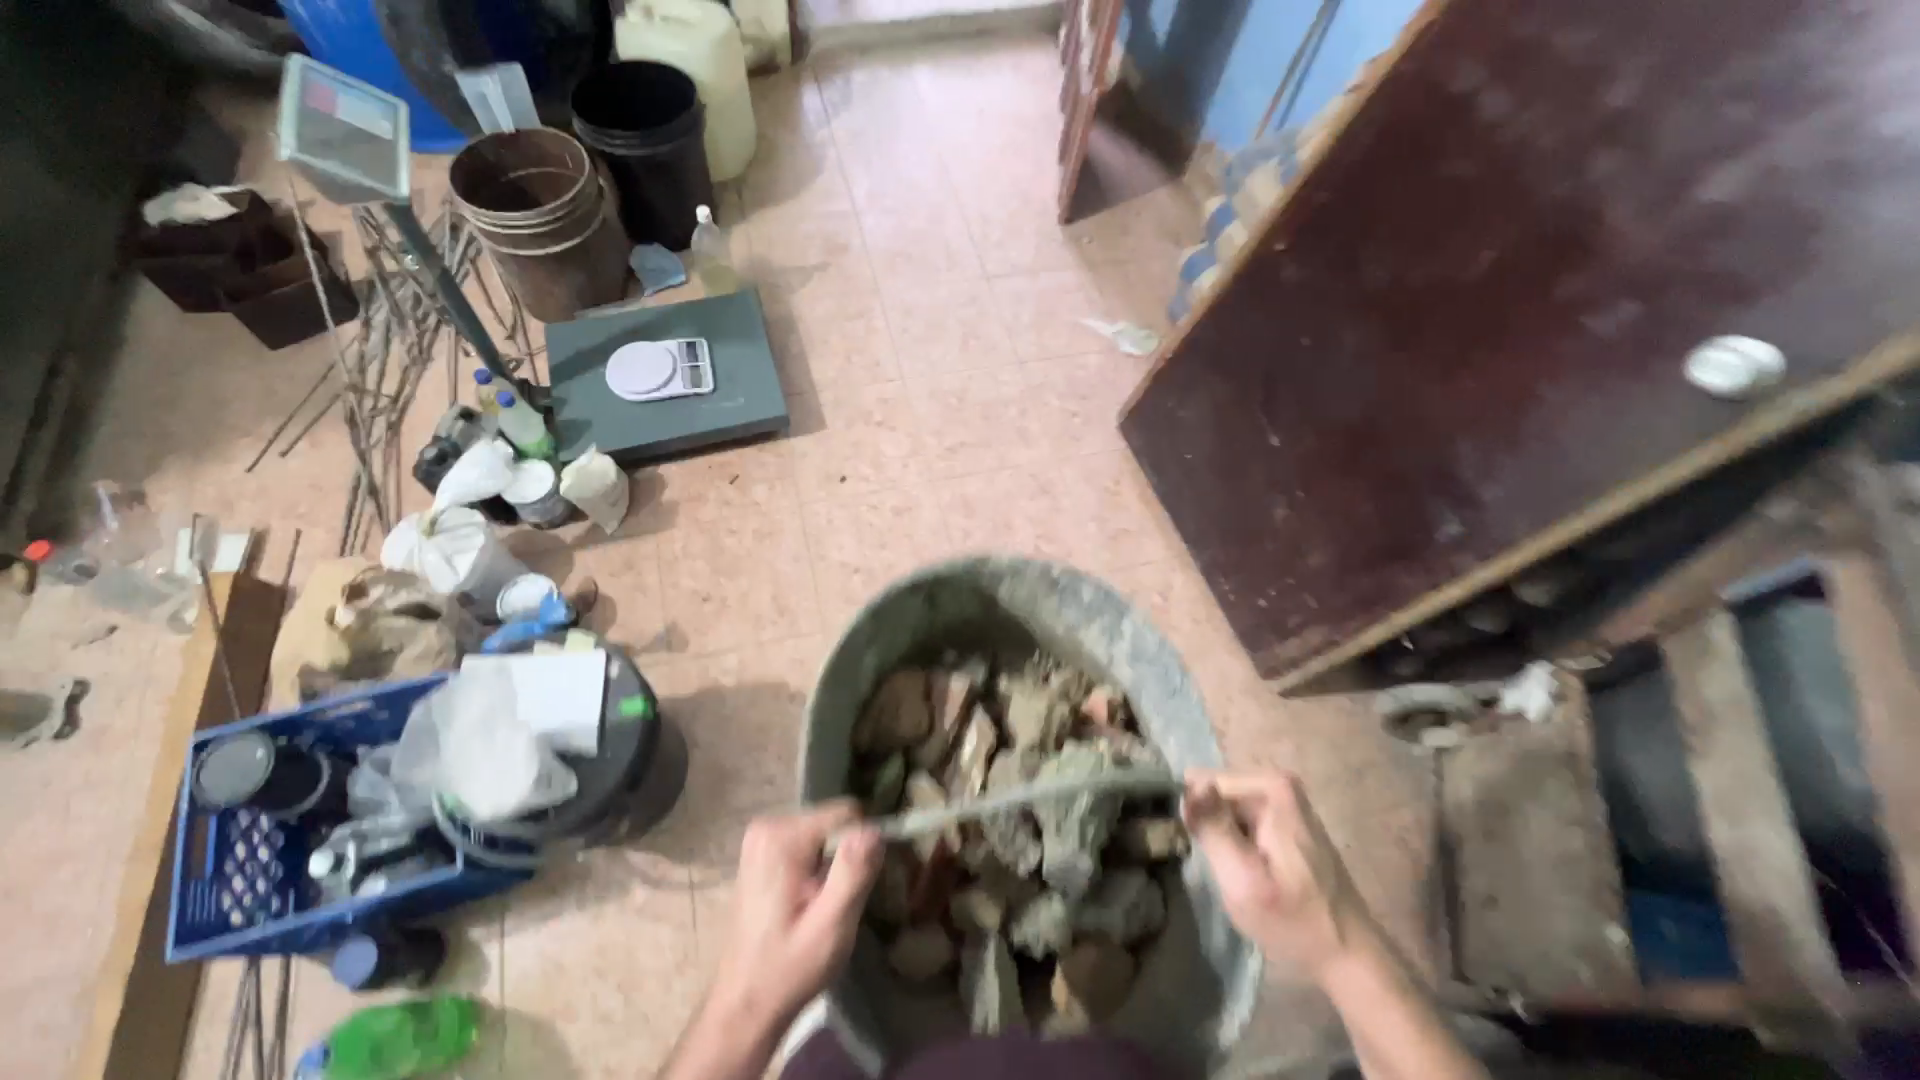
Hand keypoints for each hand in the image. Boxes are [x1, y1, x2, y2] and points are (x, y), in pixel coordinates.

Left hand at [708, 801, 882, 1029]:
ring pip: (824, 834)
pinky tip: (807, 904)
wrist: (745, 1003)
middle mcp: (767, 826)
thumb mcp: (831, 926)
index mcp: (781, 837)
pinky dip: (816, 870)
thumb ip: (853, 873)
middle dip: (844, 859)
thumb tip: (875, 829)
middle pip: (834, 823)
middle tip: (838, 904)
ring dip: (832, 867)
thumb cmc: (788, 969)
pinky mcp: (761, 853)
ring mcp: (760, 839)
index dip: (862, 848)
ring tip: (822, 907)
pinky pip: (808, 845)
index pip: (847, 813)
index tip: (859, 885)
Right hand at [1184, 769, 1373, 978]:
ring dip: (1221, 839)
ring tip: (1234, 874)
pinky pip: (1242, 820)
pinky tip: (1249, 873)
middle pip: (1214, 792)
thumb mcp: (1243, 880)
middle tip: (1222, 871)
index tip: (1201, 854)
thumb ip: (1214, 828)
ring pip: (1225, 808)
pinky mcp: (1287, 822)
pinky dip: (1236, 845)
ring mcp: (1286, 802)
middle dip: (1209, 828)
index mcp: (1270, 789)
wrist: (1348, 955)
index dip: (1194, 819)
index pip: (1200, 782)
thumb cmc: (1294, 922)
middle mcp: (1280, 783)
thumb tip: (1189, 783)